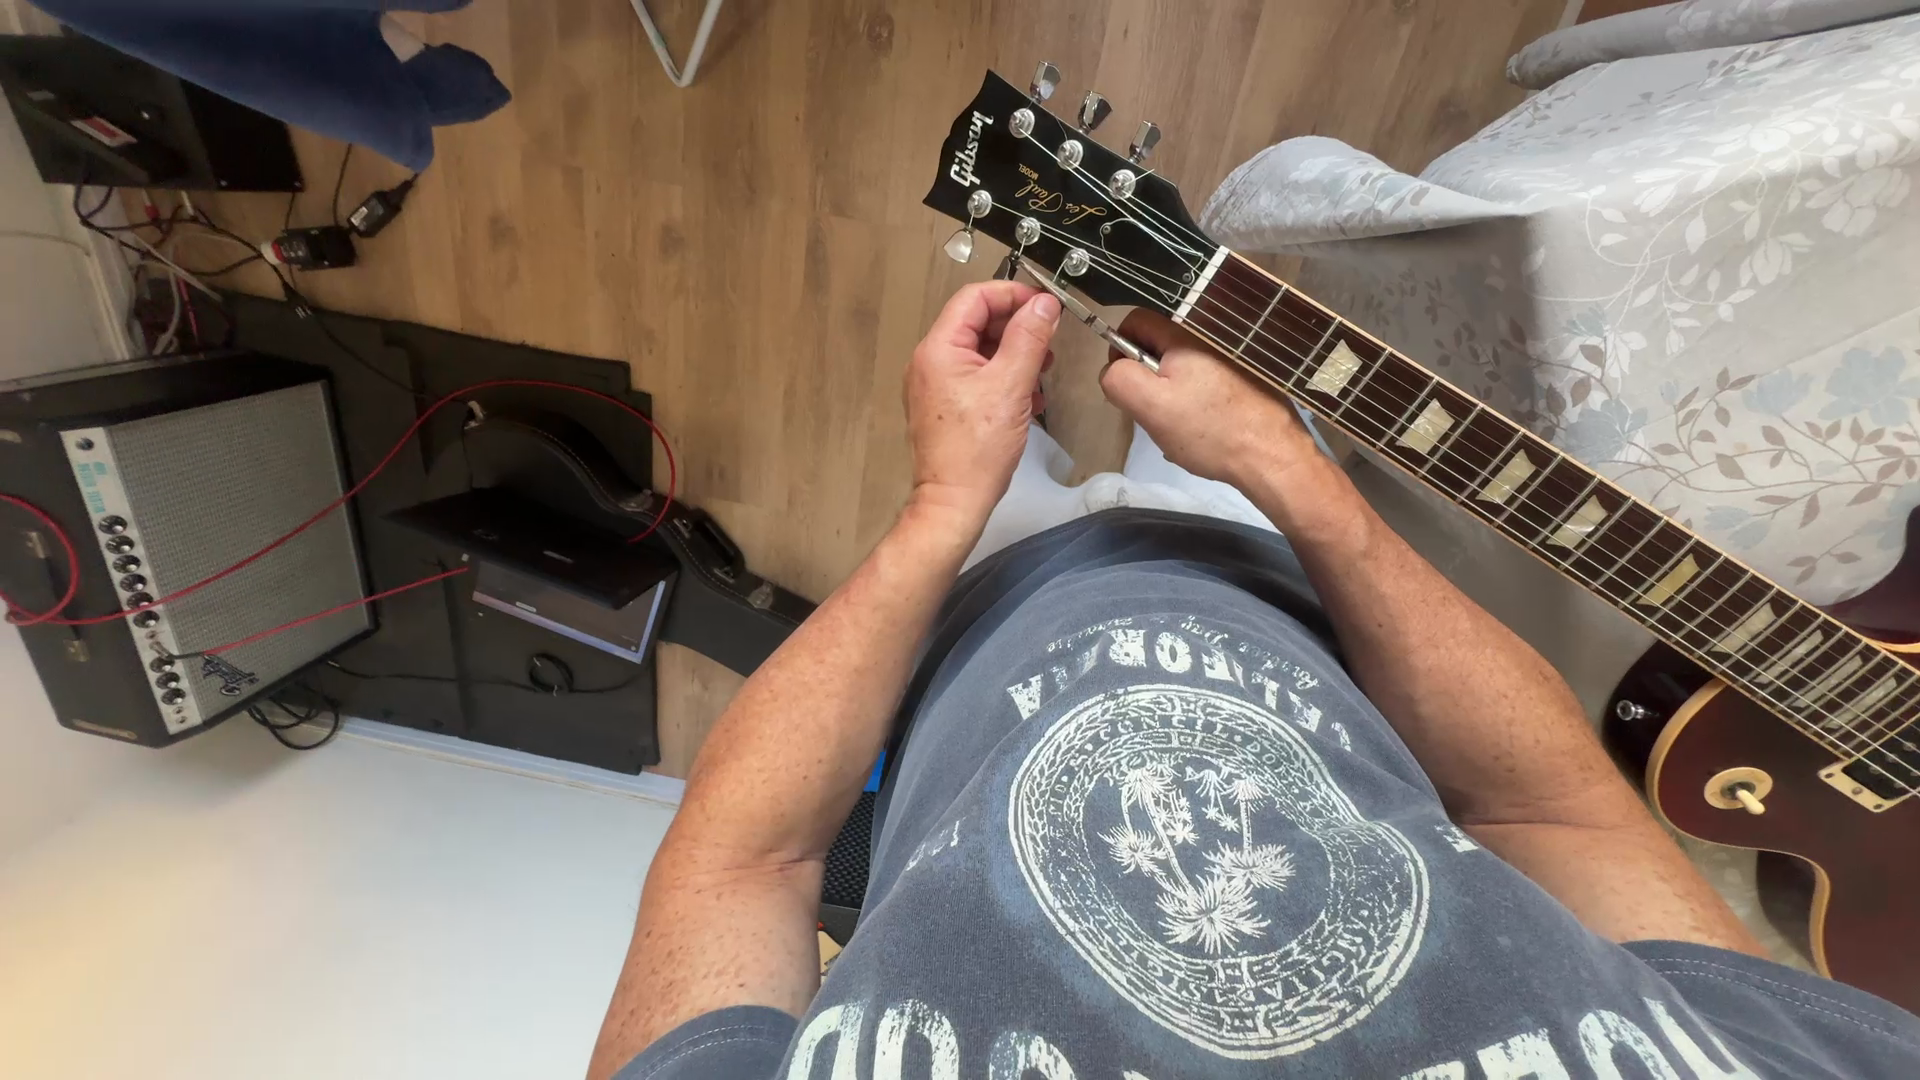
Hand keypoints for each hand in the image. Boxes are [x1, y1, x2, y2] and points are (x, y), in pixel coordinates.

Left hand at [906, 282, 1059, 523]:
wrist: (954, 501)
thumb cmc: (977, 449)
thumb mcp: (1010, 386)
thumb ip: (1028, 339)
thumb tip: (1044, 304)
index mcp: (938, 349)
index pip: (974, 298)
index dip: (1012, 295)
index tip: (1045, 306)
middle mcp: (930, 363)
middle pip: (977, 324)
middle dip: (1017, 329)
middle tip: (1049, 344)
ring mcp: (935, 387)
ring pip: (980, 354)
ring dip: (1015, 357)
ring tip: (1043, 374)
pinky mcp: (945, 408)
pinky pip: (976, 380)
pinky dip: (1003, 381)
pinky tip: (1029, 399)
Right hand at [1099, 309, 1323, 489]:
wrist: (1272, 456)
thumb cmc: (1209, 430)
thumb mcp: (1151, 406)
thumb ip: (1120, 380)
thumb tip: (1112, 369)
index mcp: (1185, 336)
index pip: (1136, 320)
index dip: (1120, 349)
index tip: (1128, 385)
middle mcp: (1210, 338)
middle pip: (1157, 347)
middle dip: (1147, 379)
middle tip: (1155, 413)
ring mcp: (1231, 359)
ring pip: (1180, 370)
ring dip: (1170, 396)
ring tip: (1180, 427)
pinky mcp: (1246, 379)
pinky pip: (1204, 384)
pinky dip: (1195, 404)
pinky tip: (1202, 430)